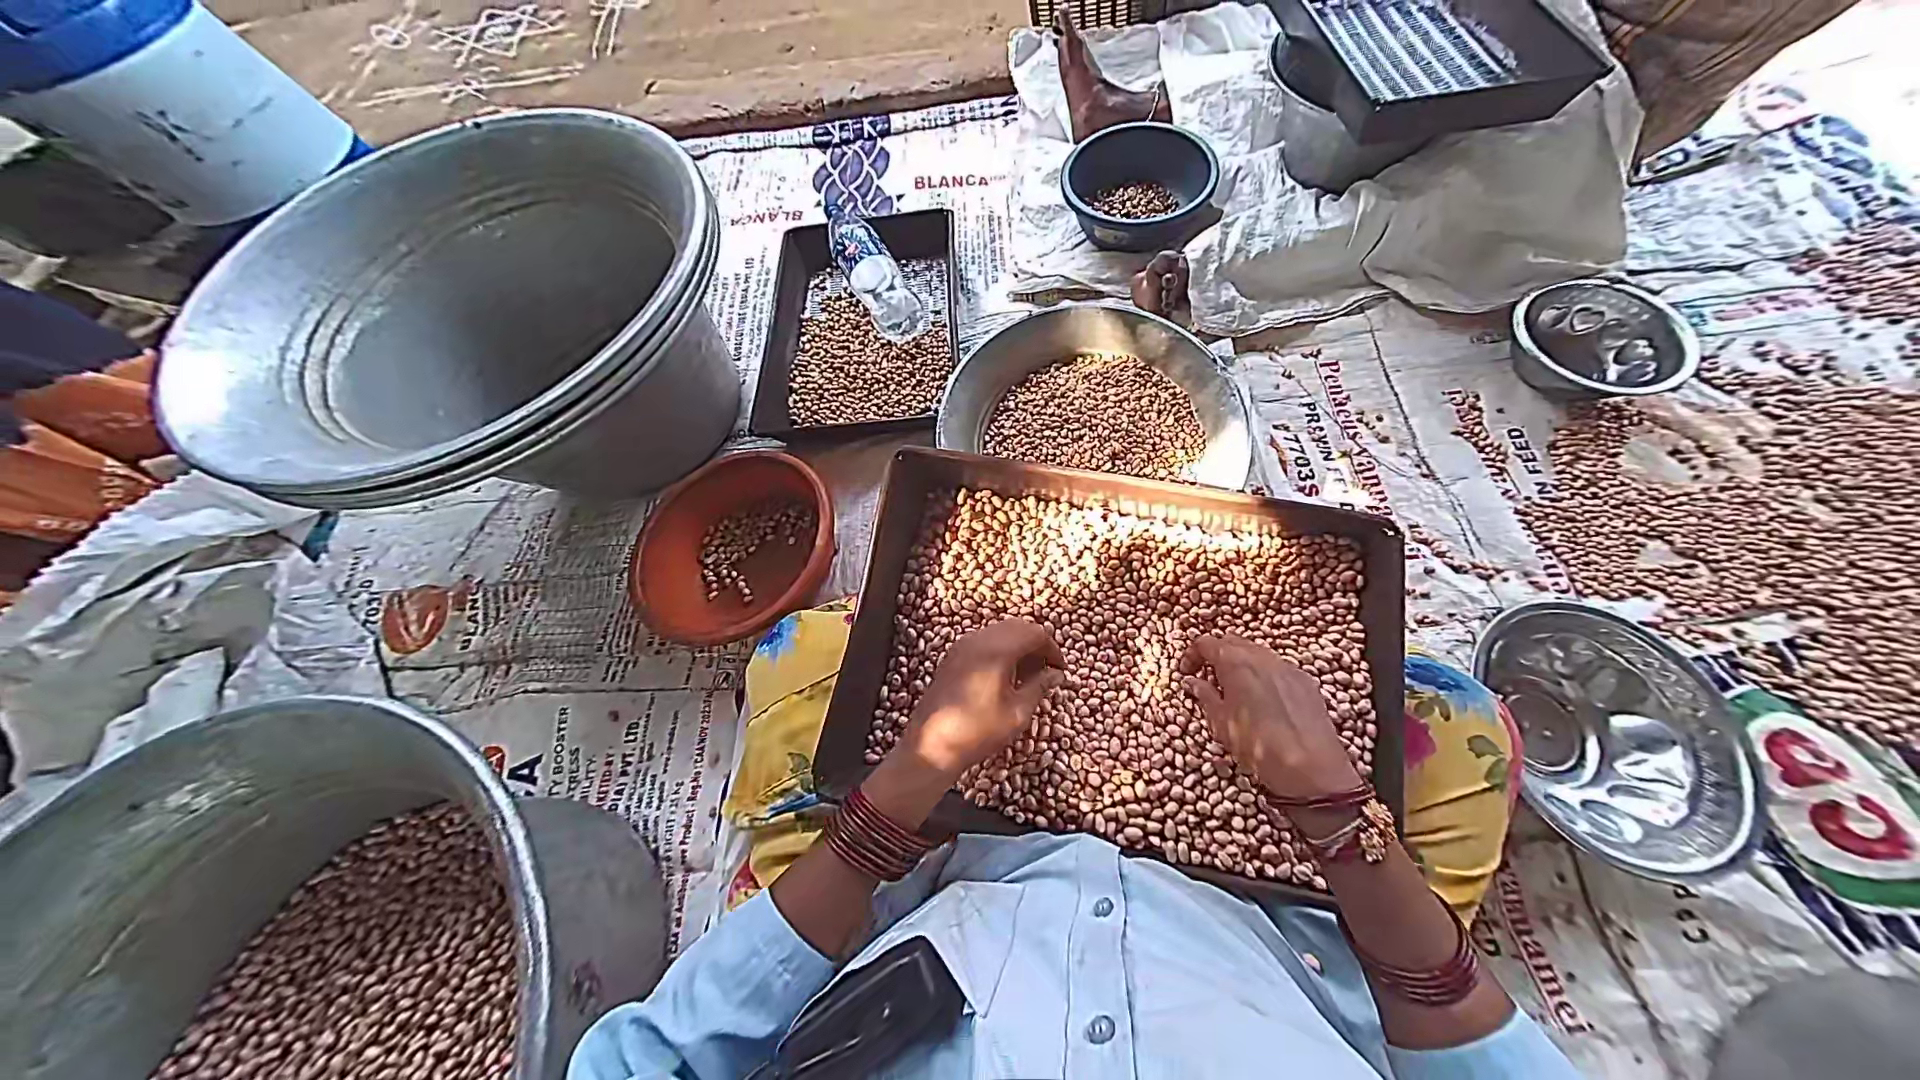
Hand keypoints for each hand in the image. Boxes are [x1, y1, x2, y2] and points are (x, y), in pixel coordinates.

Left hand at [896, 618, 1065, 779]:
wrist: (931, 744)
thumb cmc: (978, 731)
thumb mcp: (1017, 712)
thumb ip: (1039, 687)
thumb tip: (1056, 675)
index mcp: (996, 650)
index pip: (1034, 633)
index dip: (1052, 649)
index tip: (1060, 669)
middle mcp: (978, 640)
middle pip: (1017, 627)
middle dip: (1036, 645)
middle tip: (1047, 671)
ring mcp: (962, 646)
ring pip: (1000, 632)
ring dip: (1018, 647)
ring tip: (1028, 677)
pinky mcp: (952, 656)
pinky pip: (984, 641)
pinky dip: (1000, 651)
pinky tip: (1005, 677)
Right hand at [1179, 634, 1361, 803]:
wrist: (1311, 768)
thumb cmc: (1258, 745)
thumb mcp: (1220, 722)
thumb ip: (1204, 696)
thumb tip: (1193, 682)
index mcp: (1235, 662)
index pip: (1206, 643)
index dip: (1192, 655)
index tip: (1186, 672)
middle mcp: (1262, 657)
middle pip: (1232, 642)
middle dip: (1215, 655)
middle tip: (1206, 677)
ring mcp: (1287, 668)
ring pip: (1257, 653)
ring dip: (1240, 663)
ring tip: (1233, 689)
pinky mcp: (1306, 682)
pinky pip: (1278, 668)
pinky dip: (1263, 675)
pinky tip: (1262, 700)